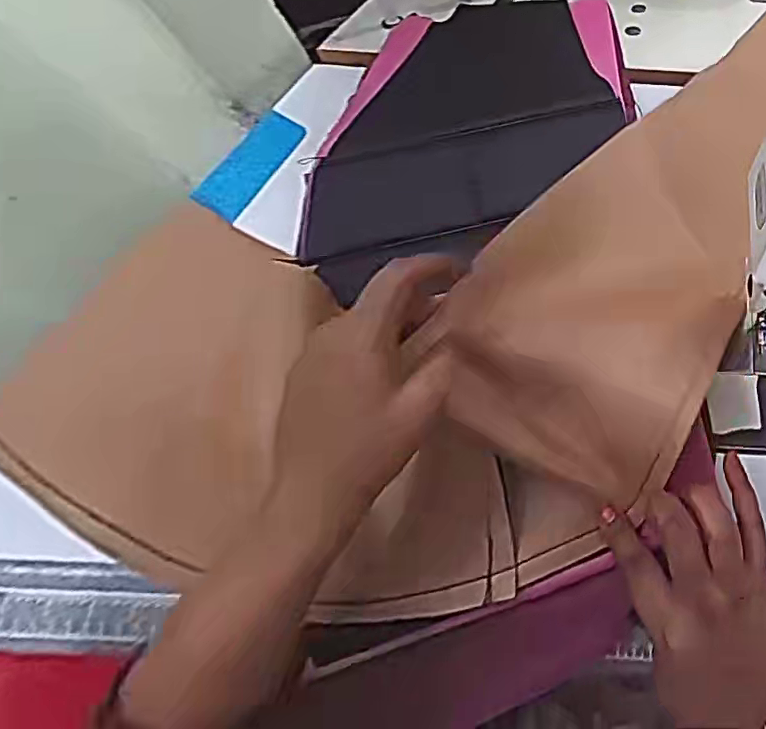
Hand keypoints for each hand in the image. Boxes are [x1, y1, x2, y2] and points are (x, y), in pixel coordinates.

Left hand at [268, 255, 461, 543]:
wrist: (307, 499)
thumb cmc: (369, 452)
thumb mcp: (421, 408)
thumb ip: (442, 362)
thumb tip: (451, 335)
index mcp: (361, 333)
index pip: (397, 276)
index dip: (432, 265)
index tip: (461, 270)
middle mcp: (332, 331)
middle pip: (382, 296)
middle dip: (421, 296)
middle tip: (454, 309)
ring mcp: (313, 350)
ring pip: (365, 317)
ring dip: (400, 318)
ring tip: (429, 336)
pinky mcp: (304, 370)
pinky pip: (347, 337)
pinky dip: (377, 335)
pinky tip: (394, 362)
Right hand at [599, 452, 765, 728]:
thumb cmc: (718, 711)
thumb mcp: (664, 672)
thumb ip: (654, 622)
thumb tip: (648, 587)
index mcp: (672, 622)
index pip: (636, 563)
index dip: (618, 532)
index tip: (608, 512)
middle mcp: (703, 593)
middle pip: (674, 526)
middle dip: (657, 504)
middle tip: (649, 499)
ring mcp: (735, 579)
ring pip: (712, 515)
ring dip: (692, 494)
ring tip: (680, 488)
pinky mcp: (762, 576)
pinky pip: (752, 522)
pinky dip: (742, 489)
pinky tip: (732, 465)